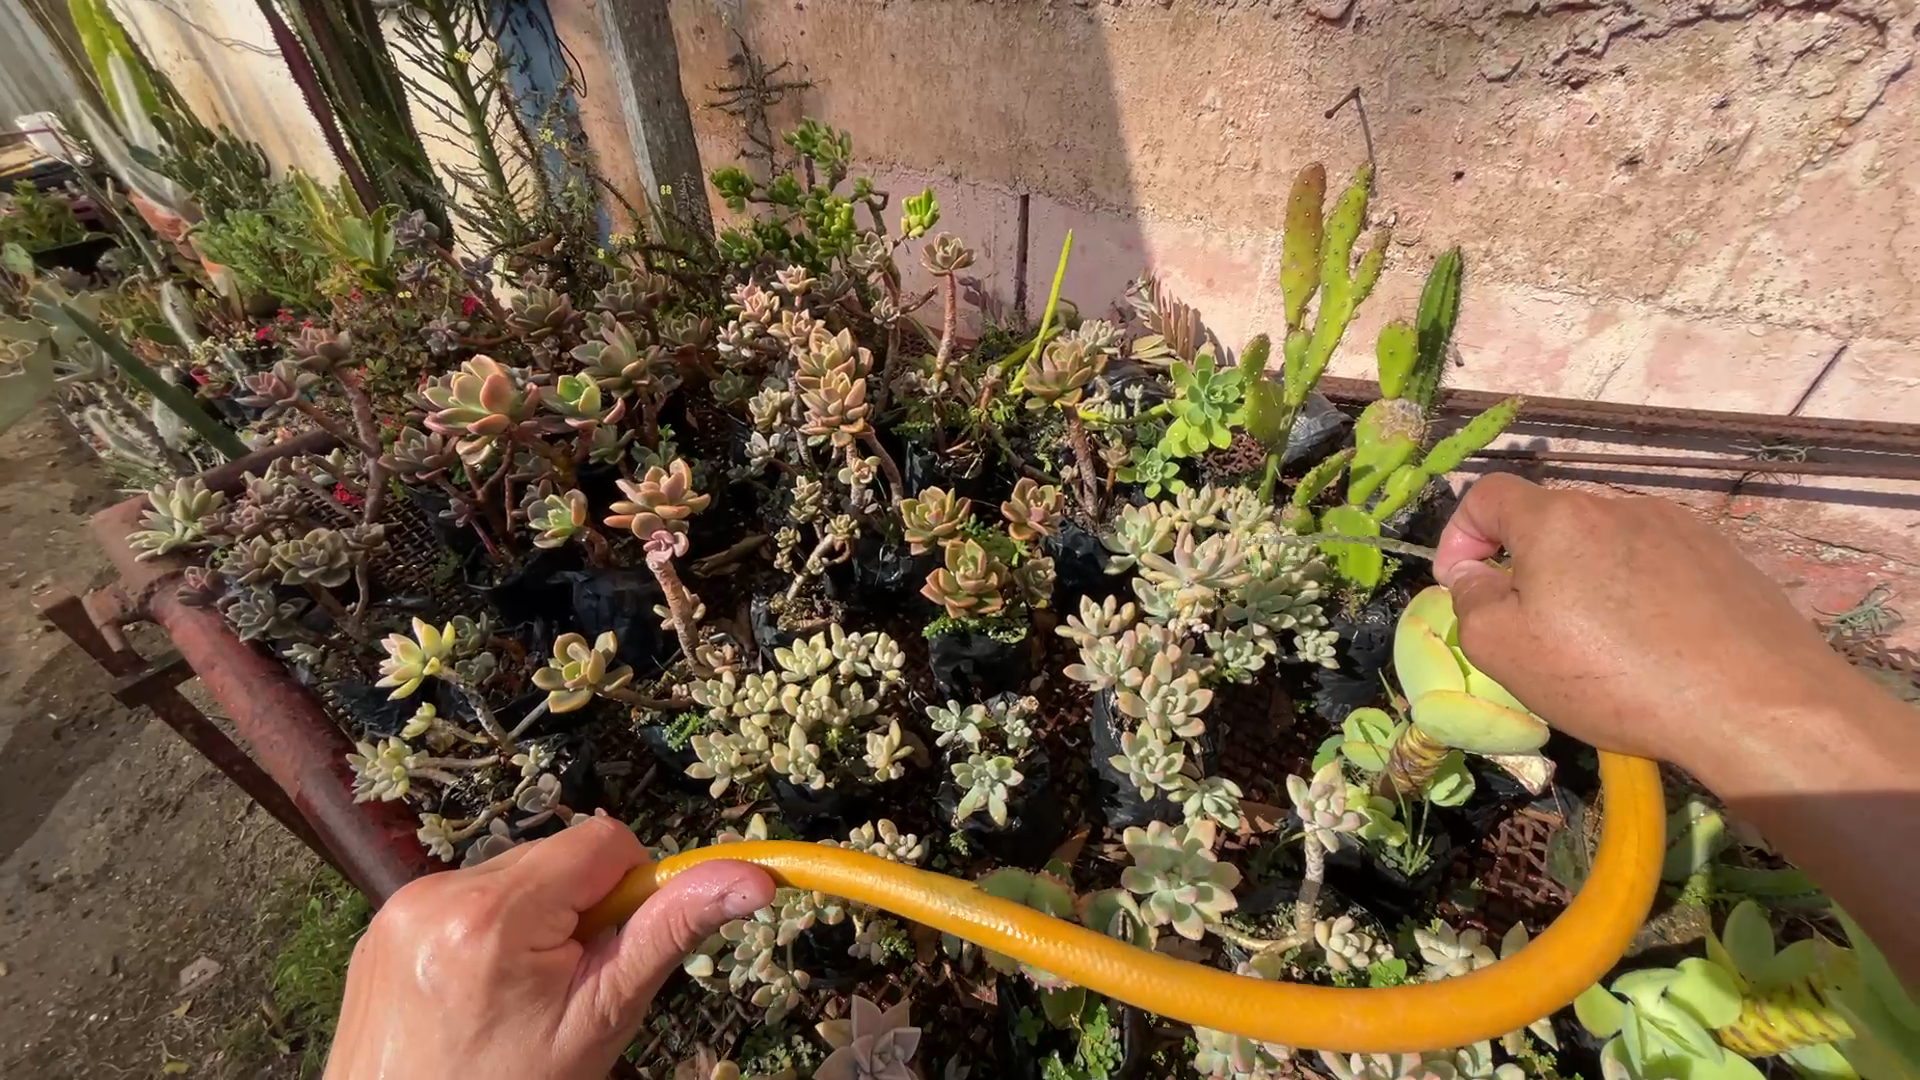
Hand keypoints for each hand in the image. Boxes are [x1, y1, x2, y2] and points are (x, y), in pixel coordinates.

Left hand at [323, 815, 773, 1079]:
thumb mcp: (605, 1015)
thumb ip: (673, 930)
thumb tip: (753, 879)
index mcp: (494, 915)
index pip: (604, 839)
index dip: (627, 885)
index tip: (611, 946)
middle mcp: (439, 891)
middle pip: (561, 854)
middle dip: (583, 901)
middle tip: (568, 977)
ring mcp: (403, 905)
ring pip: (523, 870)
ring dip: (542, 911)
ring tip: (523, 984)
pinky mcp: (387, 919)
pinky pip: (477, 890)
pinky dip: (500, 923)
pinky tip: (486, 980)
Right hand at [1429, 473, 1858, 772]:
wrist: (1763, 710)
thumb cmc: (1610, 675)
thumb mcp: (1499, 646)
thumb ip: (1468, 599)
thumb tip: (1475, 575)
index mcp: (1556, 520)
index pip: (1488, 494)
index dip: (1460, 533)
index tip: (1464, 582)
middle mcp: (1617, 508)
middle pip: (1545, 521)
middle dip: (1521, 562)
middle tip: (1526, 621)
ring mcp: (1679, 529)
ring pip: (1599, 541)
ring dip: (1577, 576)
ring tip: (1593, 637)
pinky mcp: (1725, 559)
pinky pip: (1651, 560)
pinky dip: (1632, 589)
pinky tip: (1649, 640)